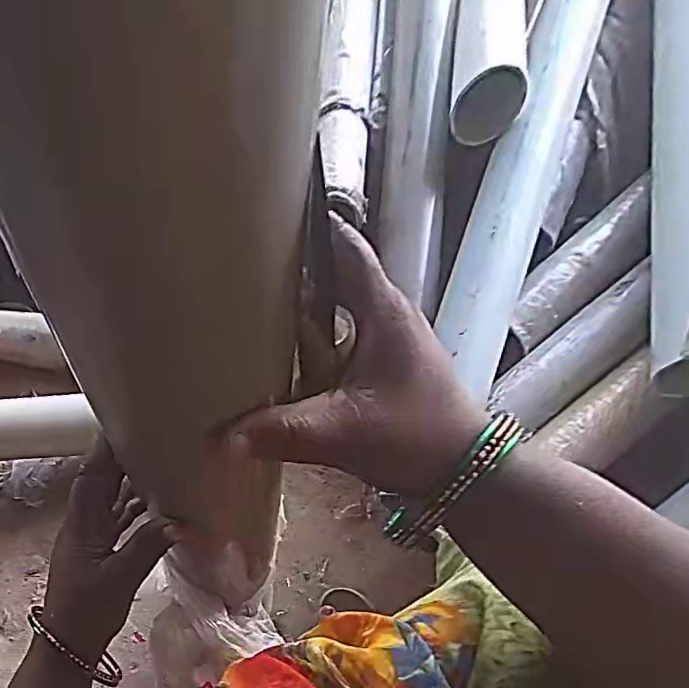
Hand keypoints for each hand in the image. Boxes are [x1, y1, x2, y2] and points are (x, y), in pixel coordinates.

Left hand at [40, 441, 178, 656]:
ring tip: (154, 460)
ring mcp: (91, 539)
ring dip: (128, 481)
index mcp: (82, 526)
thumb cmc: (87, 612)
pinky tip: (153, 502)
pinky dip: (134, 508)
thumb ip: (147, 546)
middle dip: (120, 457)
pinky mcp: (99, 552)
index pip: (91, 476)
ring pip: (110, 500)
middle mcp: (83, 526)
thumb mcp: (120, 578)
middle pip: (100, 482)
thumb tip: (177, 521)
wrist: (68, 645)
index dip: (104, 449)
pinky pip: (118, 520)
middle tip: (147, 435)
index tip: (123, 422)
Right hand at [225, 213, 487, 494]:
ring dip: (304, 306)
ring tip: (256, 308)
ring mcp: (387, 341)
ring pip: (338, 308)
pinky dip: (314, 339)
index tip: (271, 217)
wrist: (462, 470)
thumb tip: (225, 438)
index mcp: (382, 312)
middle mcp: (386, 315)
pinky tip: (286, 358)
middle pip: (336, 274)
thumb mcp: (344, 432)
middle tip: (246, 268)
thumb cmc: (415, 437)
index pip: (346, 248)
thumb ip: (283, 431)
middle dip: (296, 269)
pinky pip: (342, 337)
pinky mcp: (384, 366)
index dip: (312, 227)